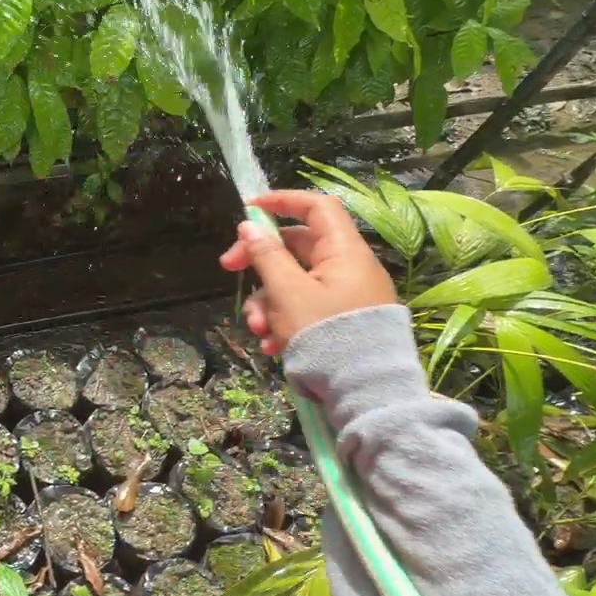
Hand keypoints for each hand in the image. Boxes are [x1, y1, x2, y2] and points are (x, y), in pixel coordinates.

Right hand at [218, 189, 397, 355]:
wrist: (367, 394)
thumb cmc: (325, 334)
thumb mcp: (286, 292)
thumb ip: (266, 255)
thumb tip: (249, 226)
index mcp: (344, 253)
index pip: (317, 207)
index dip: (283, 201)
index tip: (249, 209)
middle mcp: (348, 269)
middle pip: (296, 246)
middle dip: (259, 261)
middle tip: (228, 268)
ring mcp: (346, 296)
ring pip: (294, 281)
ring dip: (266, 300)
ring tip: (256, 327)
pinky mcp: (341, 322)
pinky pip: (304, 307)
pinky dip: (283, 319)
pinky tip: (271, 344)